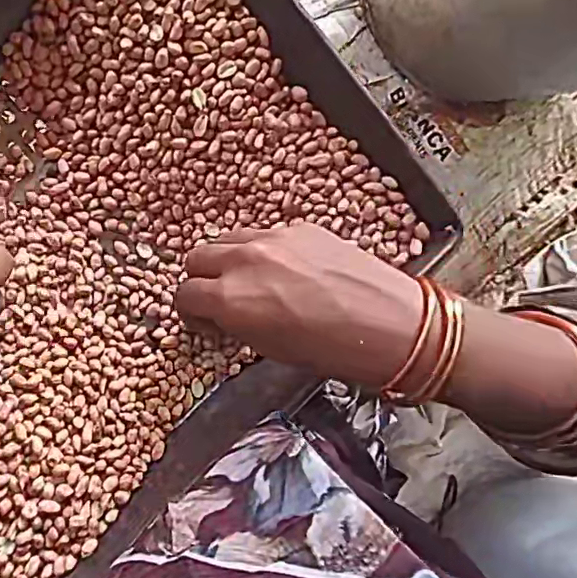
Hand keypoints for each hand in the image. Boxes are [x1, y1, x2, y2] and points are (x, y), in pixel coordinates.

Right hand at [176, 223, 421, 387]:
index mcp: (229, 298)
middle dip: (202, 280)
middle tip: (220, 298)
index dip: (191, 310)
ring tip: (250, 280)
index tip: (204, 319)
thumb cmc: (330, 350)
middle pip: (197, 257)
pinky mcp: (300, 227)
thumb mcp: (268, 348)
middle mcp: (243, 261)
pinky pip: (265, 235)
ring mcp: (272, 238)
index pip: (184, 293)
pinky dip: (263, 251)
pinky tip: (288, 271)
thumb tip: (220, 314)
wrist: (392, 324)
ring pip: (227, 239)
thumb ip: (234, 322)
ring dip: (227, 260)